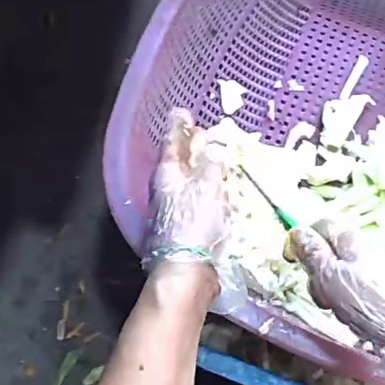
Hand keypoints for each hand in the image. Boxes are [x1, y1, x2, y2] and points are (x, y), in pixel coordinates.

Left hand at [144, 108, 227, 269]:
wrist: (186, 271)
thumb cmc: (195, 224)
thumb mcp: (209, 187)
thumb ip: (213, 162)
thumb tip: (214, 144)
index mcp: (167, 174)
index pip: (173, 143)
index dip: (180, 127)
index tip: (183, 112)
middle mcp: (165, 190)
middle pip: (180, 162)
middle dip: (192, 148)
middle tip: (205, 134)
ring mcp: (172, 210)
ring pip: (188, 182)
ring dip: (202, 171)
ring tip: (217, 162)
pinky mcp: (183, 228)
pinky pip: (196, 202)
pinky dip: (207, 193)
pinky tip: (219, 196)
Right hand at [288, 220, 384, 345]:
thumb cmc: (367, 301)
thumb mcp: (329, 277)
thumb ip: (312, 253)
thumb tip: (296, 231)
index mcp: (350, 238)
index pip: (319, 226)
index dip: (301, 241)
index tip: (292, 261)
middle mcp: (367, 243)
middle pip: (331, 251)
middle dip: (320, 274)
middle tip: (323, 298)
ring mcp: (381, 262)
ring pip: (345, 270)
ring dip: (336, 289)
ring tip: (343, 311)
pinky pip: (361, 283)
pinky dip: (354, 296)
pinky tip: (360, 313)